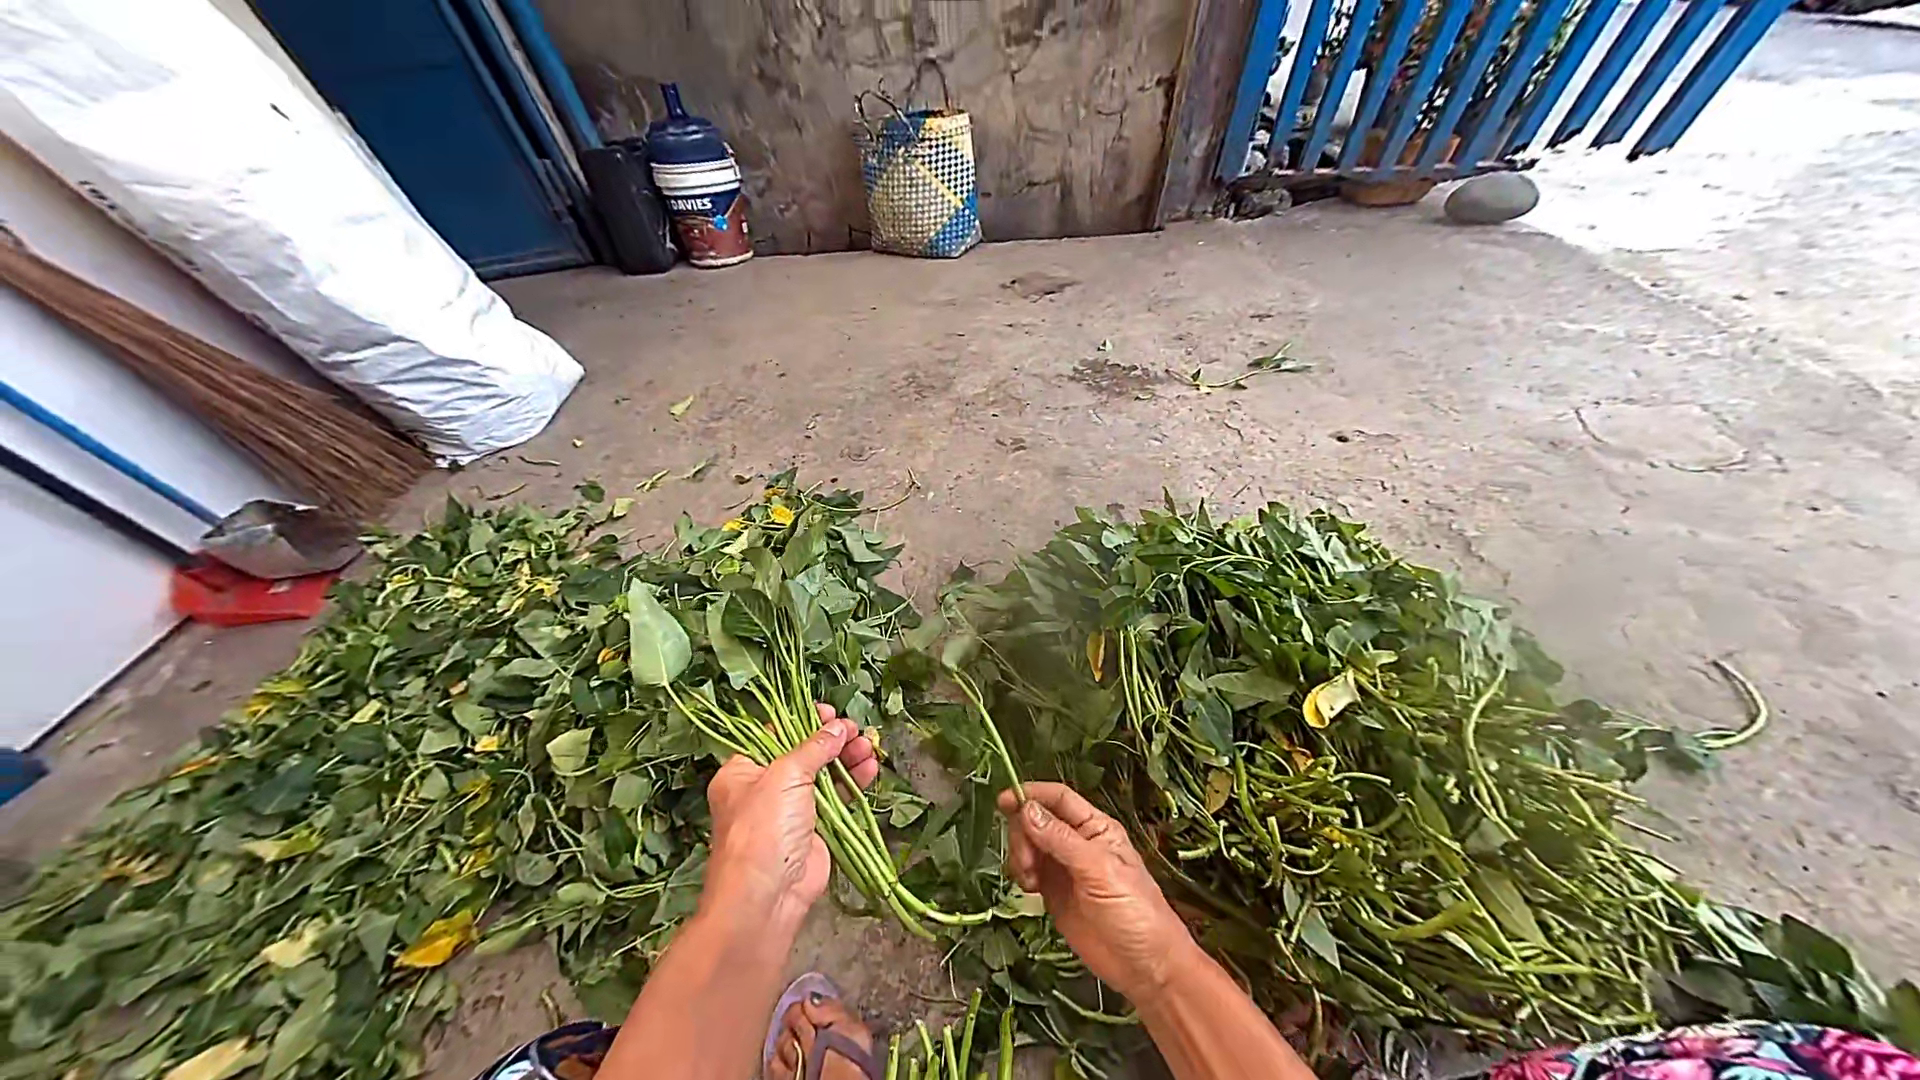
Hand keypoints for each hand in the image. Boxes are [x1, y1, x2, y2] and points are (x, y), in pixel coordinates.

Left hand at [702, 704, 878, 929]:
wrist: (766, 896)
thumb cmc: (763, 828)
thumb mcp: (785, 776)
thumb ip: (814, 748)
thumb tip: (837, 726)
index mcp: (744, 771)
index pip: (775, 734)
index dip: (804, 721)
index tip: (829, 711)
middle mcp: (766, 787)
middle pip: (804, 753)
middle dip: (832, 740)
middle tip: (855, 729)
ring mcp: (791, 809)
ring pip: (824, 774)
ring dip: (847, 759)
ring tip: (868, 747)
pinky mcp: (815, 829)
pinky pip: (838, 798)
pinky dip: (854, 783)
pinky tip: (870, 769)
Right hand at [998, 782, 1201, 1003]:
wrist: (1145, 968)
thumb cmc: (1136, 913)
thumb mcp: (1099, 871)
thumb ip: (1061, 840)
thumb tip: (1027, 809)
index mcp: (1094, 827)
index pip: (1058, 798)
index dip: (1031, 795)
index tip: (1005, 800)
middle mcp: (1076, 841)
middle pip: (1036, 819)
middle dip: (1023, 833)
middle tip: (1026, 860)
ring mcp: (1063, 866)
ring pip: (1028, 843)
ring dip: (1020, 855)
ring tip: (1029, 879)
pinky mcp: (1053, 891)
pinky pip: (1027, 870)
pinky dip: (1020, 874)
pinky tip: (1029, 888)